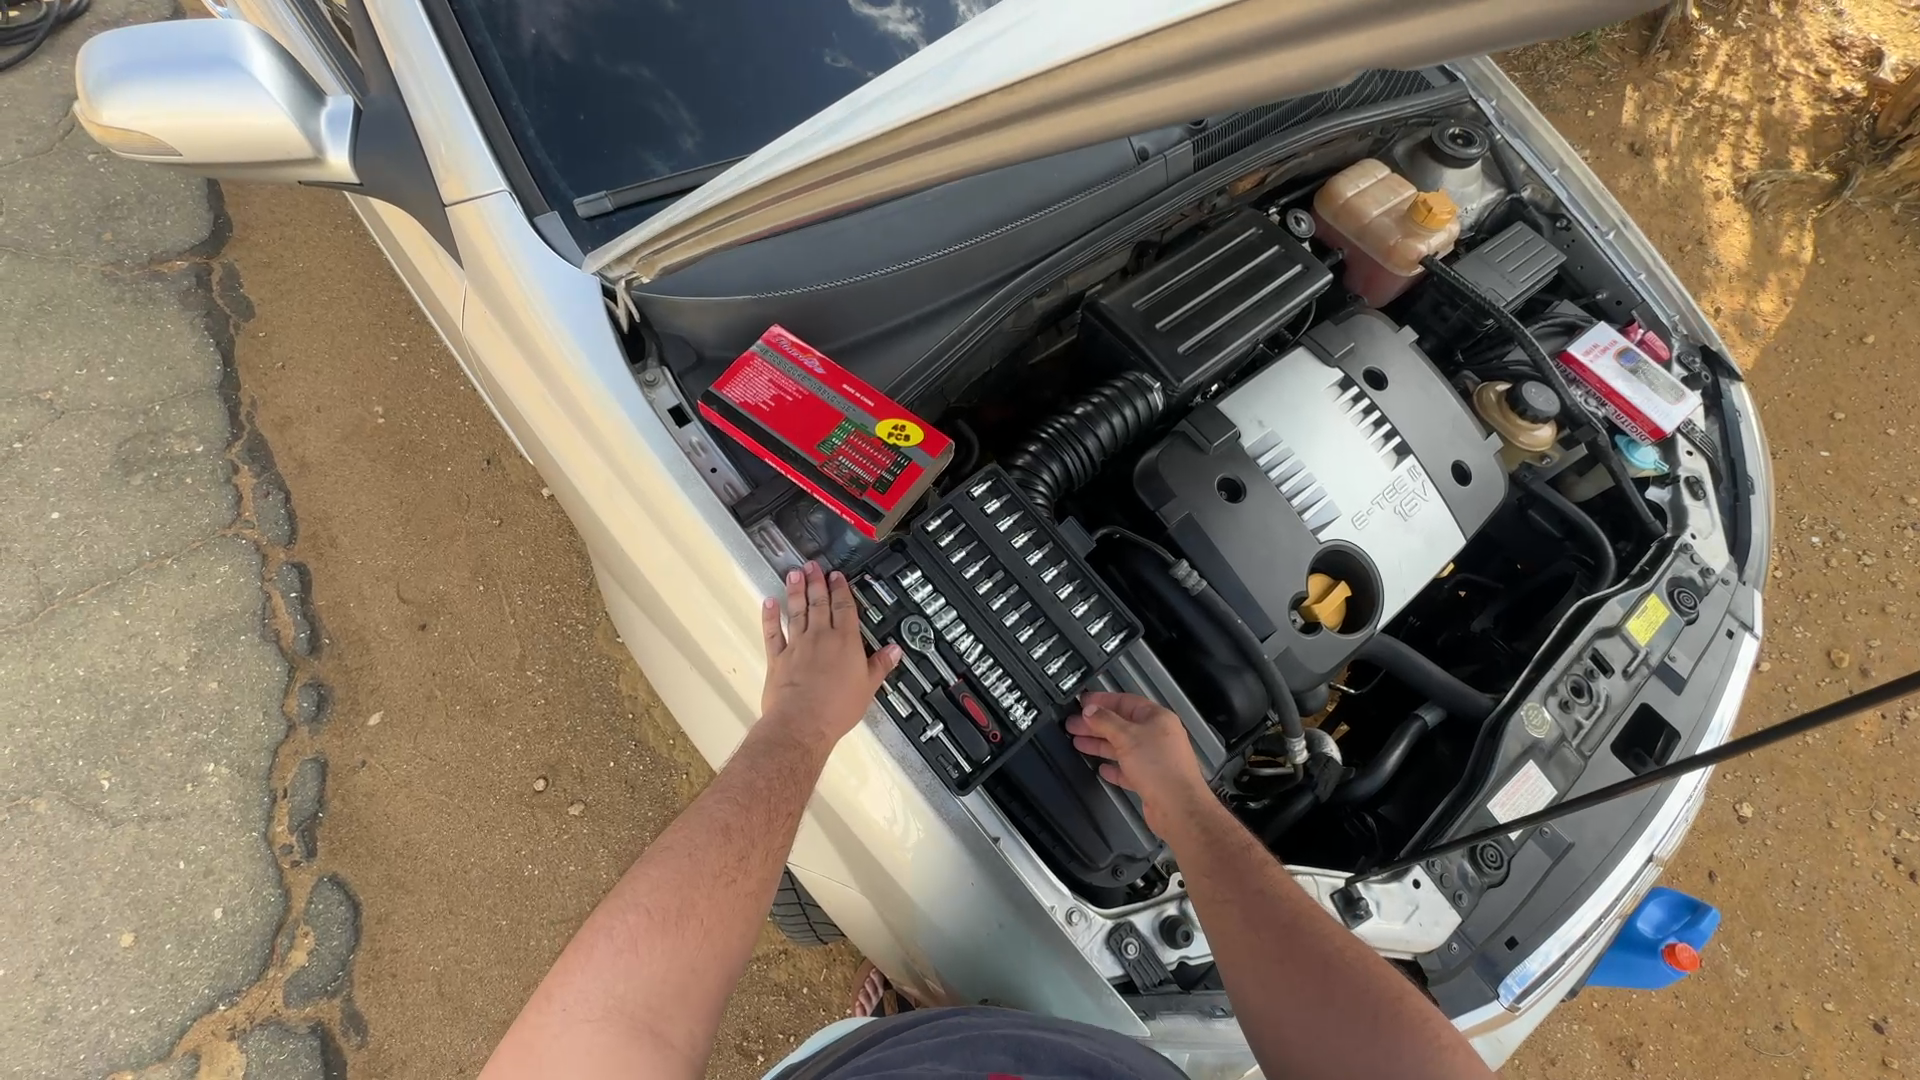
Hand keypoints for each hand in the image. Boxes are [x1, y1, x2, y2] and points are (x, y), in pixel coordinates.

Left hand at [761, 561, 899, 749]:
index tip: (837, 576)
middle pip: (819, 603)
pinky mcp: (777, 659)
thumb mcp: (868, 687)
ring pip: (796, 611)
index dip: (841, 590)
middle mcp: (820, 638)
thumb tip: (894, 651)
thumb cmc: (836, 709)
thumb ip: (880, 665)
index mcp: (845, 642)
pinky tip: (769, 603)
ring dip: (795, 591)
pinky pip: (772, 632)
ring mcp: (796, 646)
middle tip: (813, 566)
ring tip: (794, 573)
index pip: (844, 608)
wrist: (802, 724)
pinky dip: (770, 617)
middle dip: (816, 583)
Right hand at [1065, 691, 1210, 831]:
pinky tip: (1102, 769)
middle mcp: (1158, 736)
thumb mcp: (1127, 736)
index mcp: (1157, 718)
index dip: (1102, 701)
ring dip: (1100, 744)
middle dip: (1096, 724)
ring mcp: (1155, 759)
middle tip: (1074, 724)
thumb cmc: (1159, 767)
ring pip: (1122, 747)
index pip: (1126, 702)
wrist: (1178, 808)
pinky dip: (1114, 768)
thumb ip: (1105, 721)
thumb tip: (1090, 710)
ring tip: (1079, 743)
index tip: (1083, 702)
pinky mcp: (1151, 780)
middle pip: (1121, 725)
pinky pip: (1128, 769)